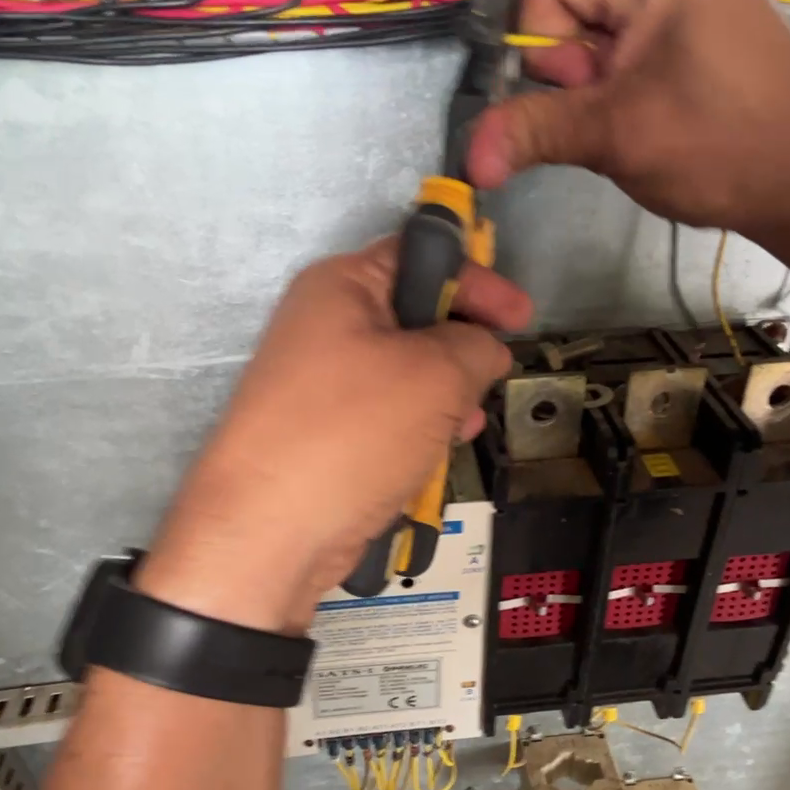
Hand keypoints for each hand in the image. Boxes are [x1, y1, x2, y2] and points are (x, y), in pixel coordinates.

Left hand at [137, 240, 530, 633]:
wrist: (270, 531)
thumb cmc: (353, 433)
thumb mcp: (436, 375)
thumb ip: (476, 346)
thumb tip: (485, 348)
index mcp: (341, 287)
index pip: (420, 257)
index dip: (477, 280)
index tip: (520, 316)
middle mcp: (323, 327)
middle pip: (413, 320)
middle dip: (461, 348)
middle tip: (492, 374)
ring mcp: (319, 387)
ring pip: (403, 376)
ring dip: (443, 398)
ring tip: (465, 425)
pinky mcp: (323, 437)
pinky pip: (384, 420)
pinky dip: (415, 432)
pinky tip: (432, 458)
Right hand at [468, 0, 789, 238]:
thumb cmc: (722, 144)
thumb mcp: (618, 135)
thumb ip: (535, 131)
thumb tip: (469, 155)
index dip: (545, 47)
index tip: (581, 92)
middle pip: (567, 11)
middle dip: (574, 74)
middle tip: (614, 113)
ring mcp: (683, 4)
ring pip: (592, 42)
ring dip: (595, 93)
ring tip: (637, 124)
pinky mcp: (690, 39)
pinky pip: (623, 58)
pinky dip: (617, 96)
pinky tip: (647, 124)